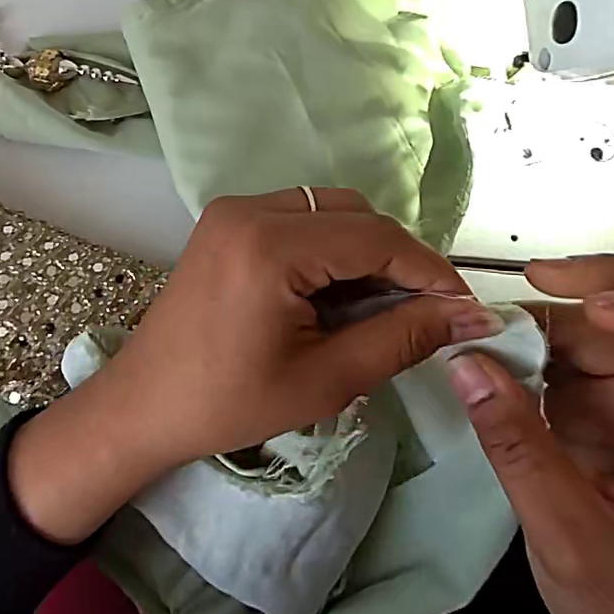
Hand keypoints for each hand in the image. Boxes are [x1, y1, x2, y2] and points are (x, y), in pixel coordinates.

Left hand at [10, 188, 505, 542]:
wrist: (144, 404)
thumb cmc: (229, 403)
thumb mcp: (326, 378)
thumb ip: (402, 337)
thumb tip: (470, 316)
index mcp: (270, 245)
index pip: (377, 237)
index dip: (430, 270)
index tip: (464, 308)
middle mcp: (251, 209)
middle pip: (355, 215)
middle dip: (398, 261)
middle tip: (421, 314)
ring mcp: (233, 209)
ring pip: (329, 210)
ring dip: (364, 251)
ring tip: (376, 308)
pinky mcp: (226, 220)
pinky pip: (299, 217)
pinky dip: (329, 247)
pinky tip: (333, 293)